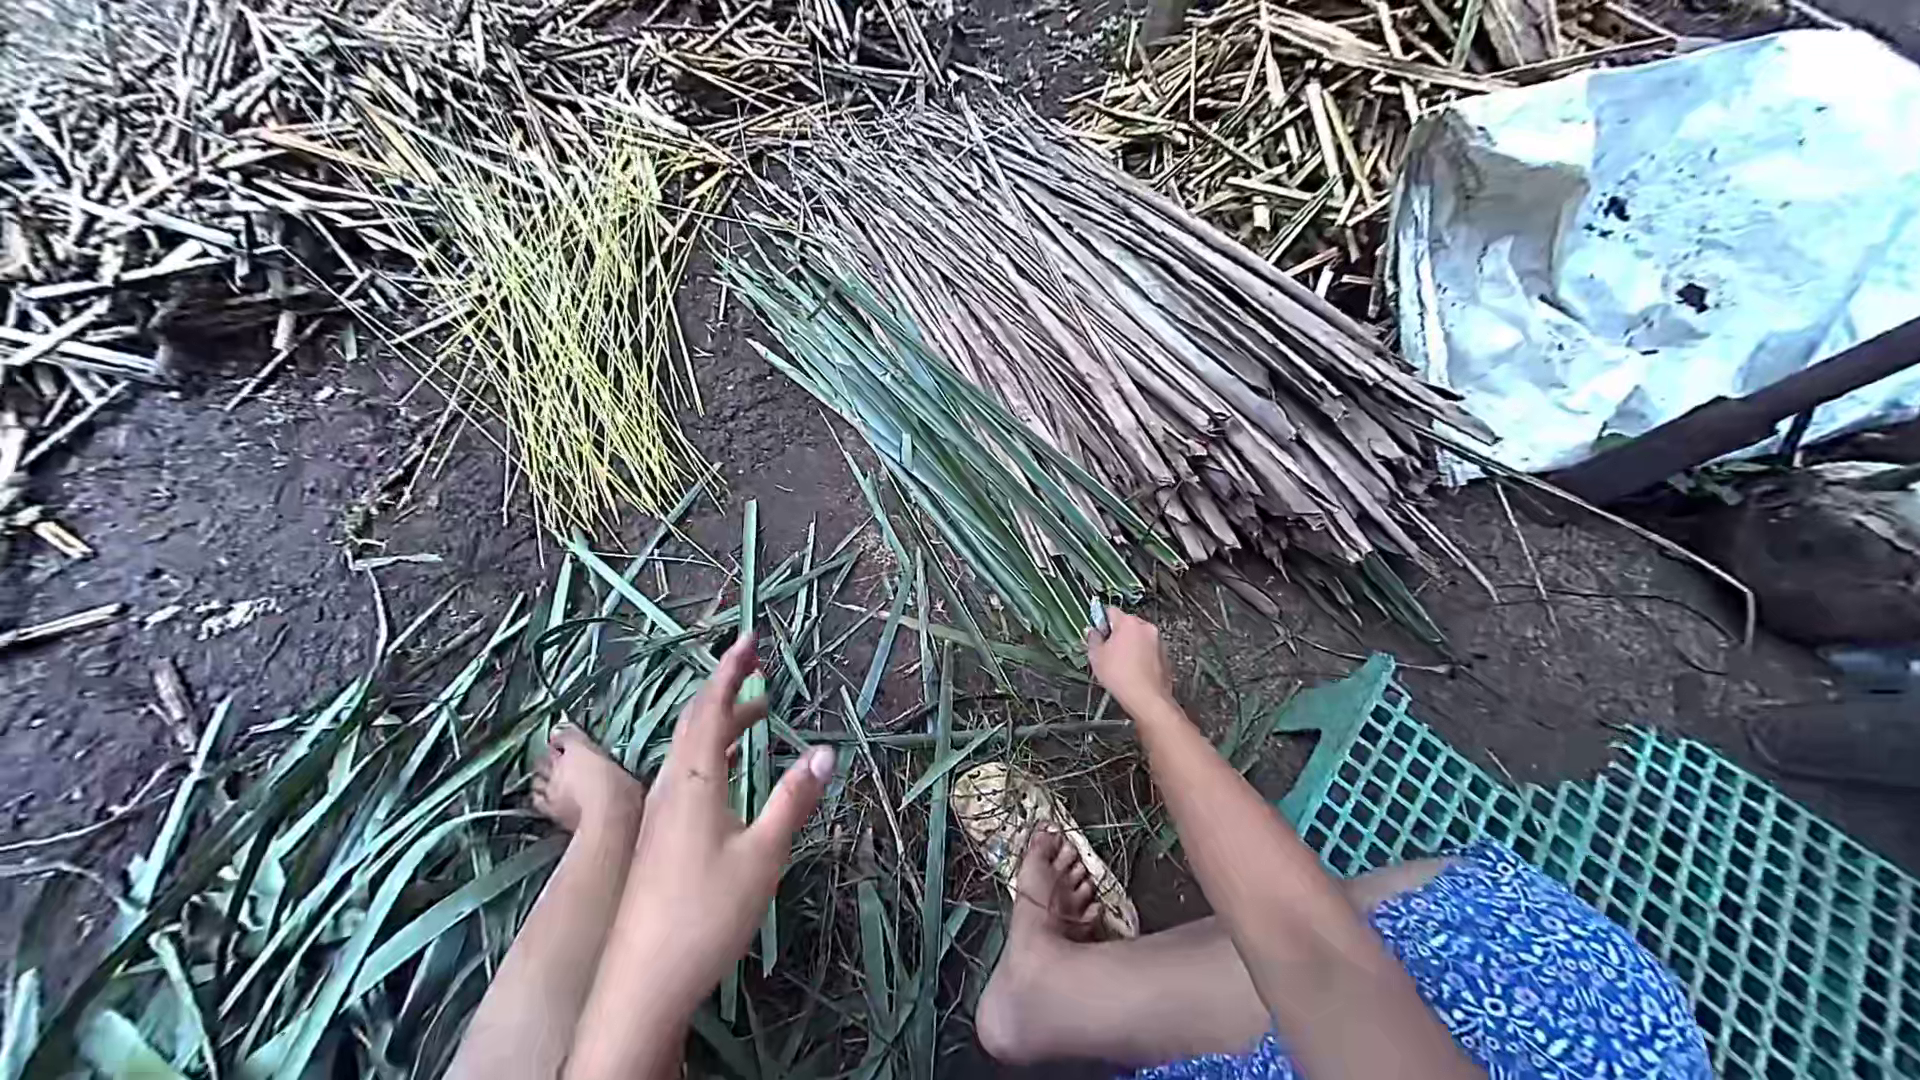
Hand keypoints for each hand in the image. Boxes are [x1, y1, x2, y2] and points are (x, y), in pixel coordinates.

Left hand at [619, 634, 835, 1015]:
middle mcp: (670, 787)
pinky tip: (728, 770)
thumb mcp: (763, 854)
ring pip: (689, 748)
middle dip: (726, 687)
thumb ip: (792, 799)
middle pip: (696, 721)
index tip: (749, 638)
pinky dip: (712, 751)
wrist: (641, 988)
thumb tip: (825, 751)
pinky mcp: (658, 837)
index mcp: (693, 781)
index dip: (731, 670)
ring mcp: (659, 814)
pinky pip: (686, 772)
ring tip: (757, 711)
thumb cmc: (707, 914)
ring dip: (721, 721)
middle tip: (756, 664)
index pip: (712, 708)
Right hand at [1085, 607, 1174, 712]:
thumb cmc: (1122, 678)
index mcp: (1128, 623)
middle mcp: (1146, 628)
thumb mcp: (1096, 656)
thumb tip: (1093, 633)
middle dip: (1116, 634)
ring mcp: (1157, 641)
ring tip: (1119, 663)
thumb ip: (1093, 638)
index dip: (1100, 621)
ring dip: (1129, 645)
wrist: (1147, 698)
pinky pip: (1148, 649)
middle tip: (1106, 650)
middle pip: (1126, 623)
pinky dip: (1140, 655)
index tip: (1097, 630)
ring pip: (1138, 636)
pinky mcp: (1164, 654)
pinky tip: (1131, 670)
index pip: (1110, 611)